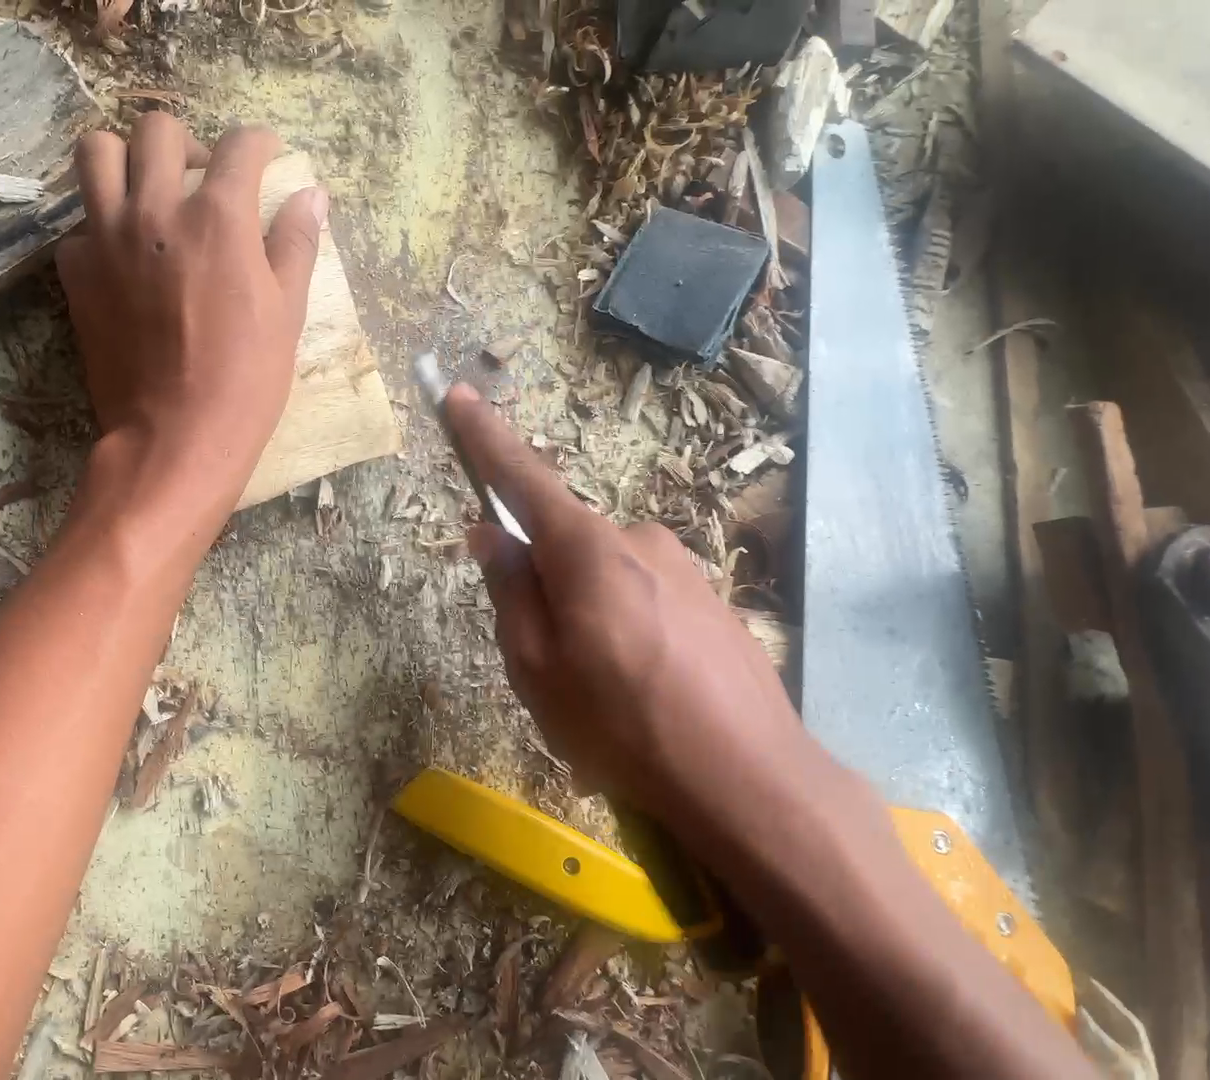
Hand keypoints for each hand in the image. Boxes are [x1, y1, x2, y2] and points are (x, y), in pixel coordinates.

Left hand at [56, 115, 326, 526]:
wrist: (174, 439)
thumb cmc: (244, 383)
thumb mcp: (286, 314)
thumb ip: (296, 244)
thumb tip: (311, 195)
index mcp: (218, 218)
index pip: (240, 145)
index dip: (260, 143)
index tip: (266, 157)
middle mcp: (155, 212)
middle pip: (159, 130)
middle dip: (188, 144)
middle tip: (202, 179)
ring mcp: (106, 240)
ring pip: (97, 153)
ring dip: (126, 159)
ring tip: (147, 193)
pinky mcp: (76, 274)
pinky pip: (77, 225)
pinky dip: (97, 227)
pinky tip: (121, 256)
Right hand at [446, 383, 818, 841]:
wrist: (752, 780)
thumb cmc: (622, 725)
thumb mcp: (536, 668)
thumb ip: (509, 591)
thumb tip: (489, 534)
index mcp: (585, 551)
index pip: (522, 479)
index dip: (484, 438)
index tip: (458, 395)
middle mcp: (637, 539)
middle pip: (563, 544)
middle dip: (542, 587)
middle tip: (548, 662)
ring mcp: (683, 567)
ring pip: (603, 576)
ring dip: (587, 616)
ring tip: (603, 691)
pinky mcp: (713, 599)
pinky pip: (644, 598)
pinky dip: (627, 632)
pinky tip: (646, 692)